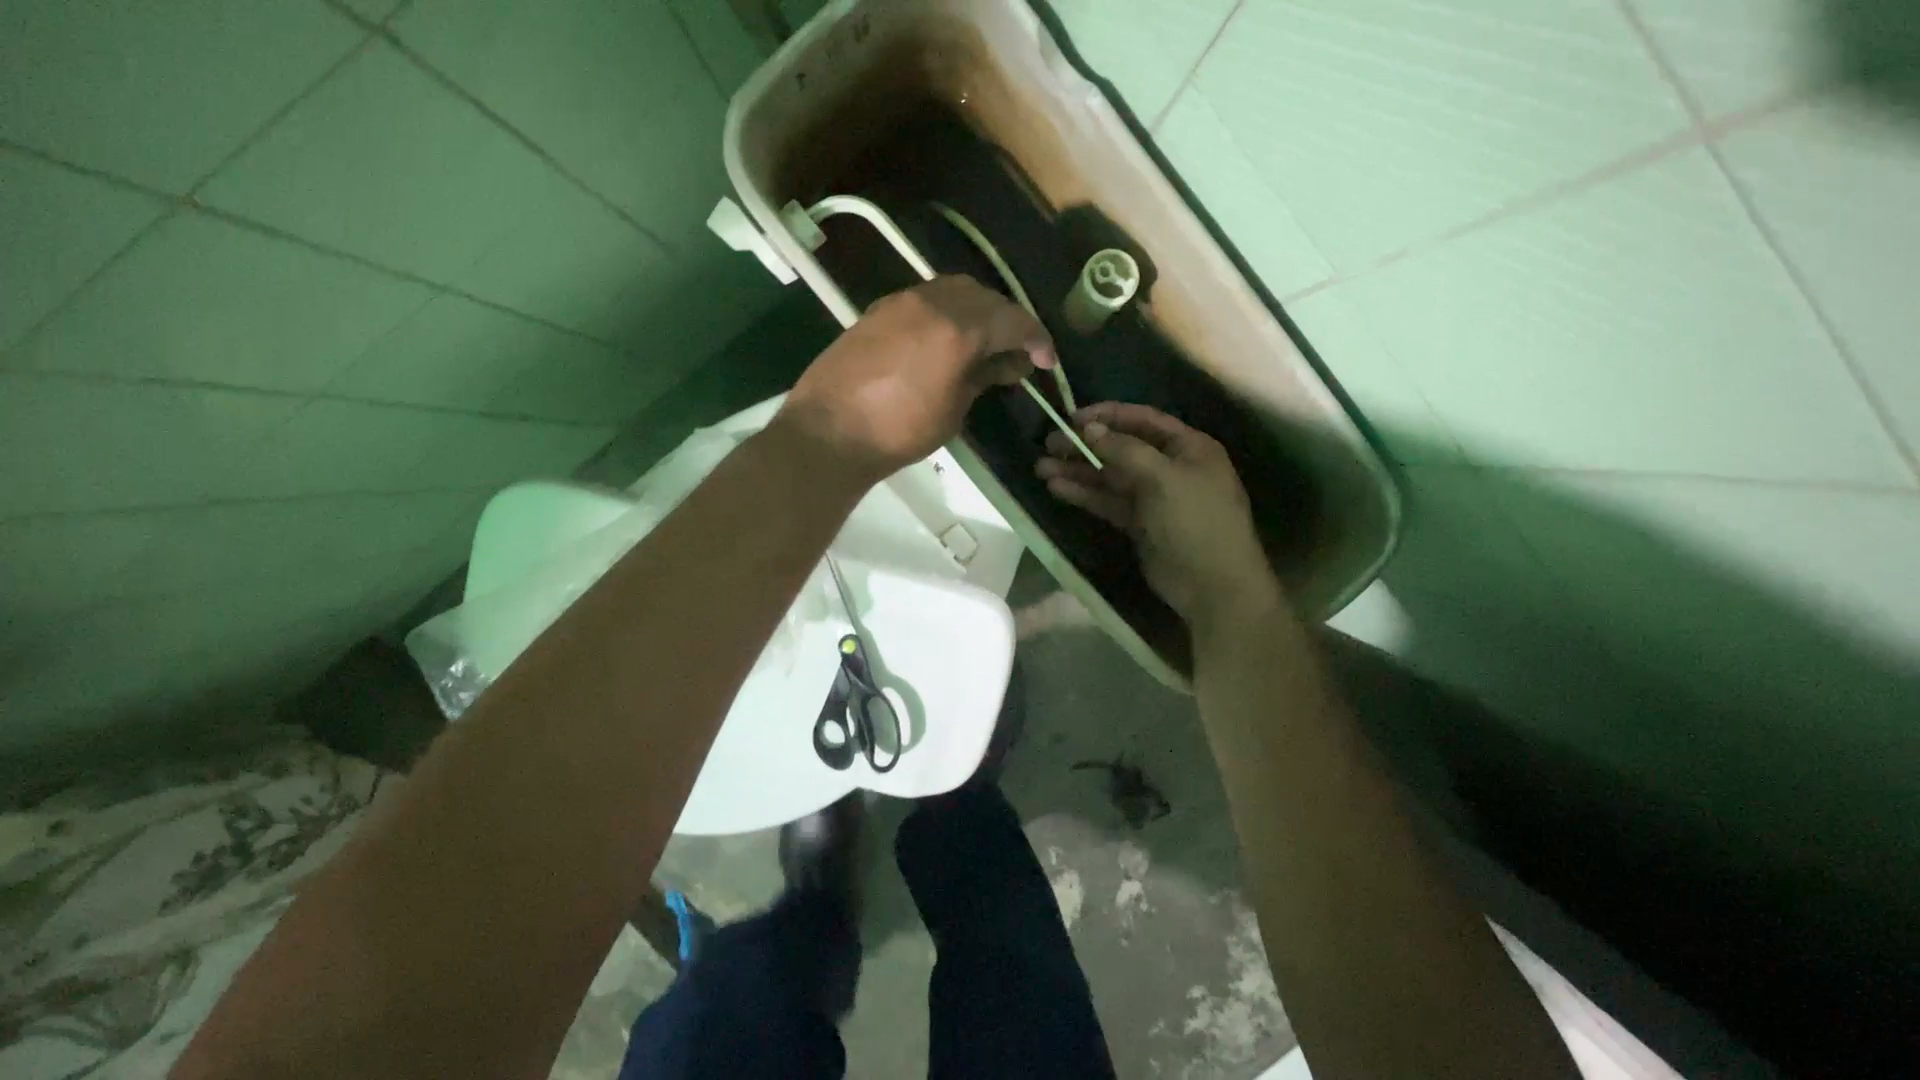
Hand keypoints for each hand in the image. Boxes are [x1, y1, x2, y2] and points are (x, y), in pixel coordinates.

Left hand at [778, 276, 1054, 480]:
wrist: (828, 432)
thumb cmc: (899, 431)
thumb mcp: (954, 411)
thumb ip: (983, 378)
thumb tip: (1005, 365)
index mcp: (959, 328)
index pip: (1014, 321)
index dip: (1037, 340)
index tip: (1046, 362)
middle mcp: (933, 302)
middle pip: (985, 298)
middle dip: (1008, 321)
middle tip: (1016, 353)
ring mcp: (902, 301)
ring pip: (954, 291)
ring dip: (977, 312)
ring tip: (983, 344)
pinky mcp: (878, 310)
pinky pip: (926, 300)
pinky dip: (947, 313)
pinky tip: (947, 340)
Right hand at [1037, 402, 1281, 628]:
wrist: (1212, 584)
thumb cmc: (1195, 520)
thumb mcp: (1163, 477)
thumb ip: (1124, 450)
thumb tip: (1089, 428)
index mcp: (1189, 447)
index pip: (1143, 420)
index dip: (1108, 415)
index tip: (1072, 417)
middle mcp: (1172, 467)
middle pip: (1122, 448)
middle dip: (1085, 446)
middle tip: (1048, 444)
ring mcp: (1155, 497)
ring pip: (1111, 477)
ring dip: (1079, 471)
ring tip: (1041, 468)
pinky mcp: (1140, 524)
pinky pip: (1109, 501)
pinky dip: (1085, 494)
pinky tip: (1057, 488)